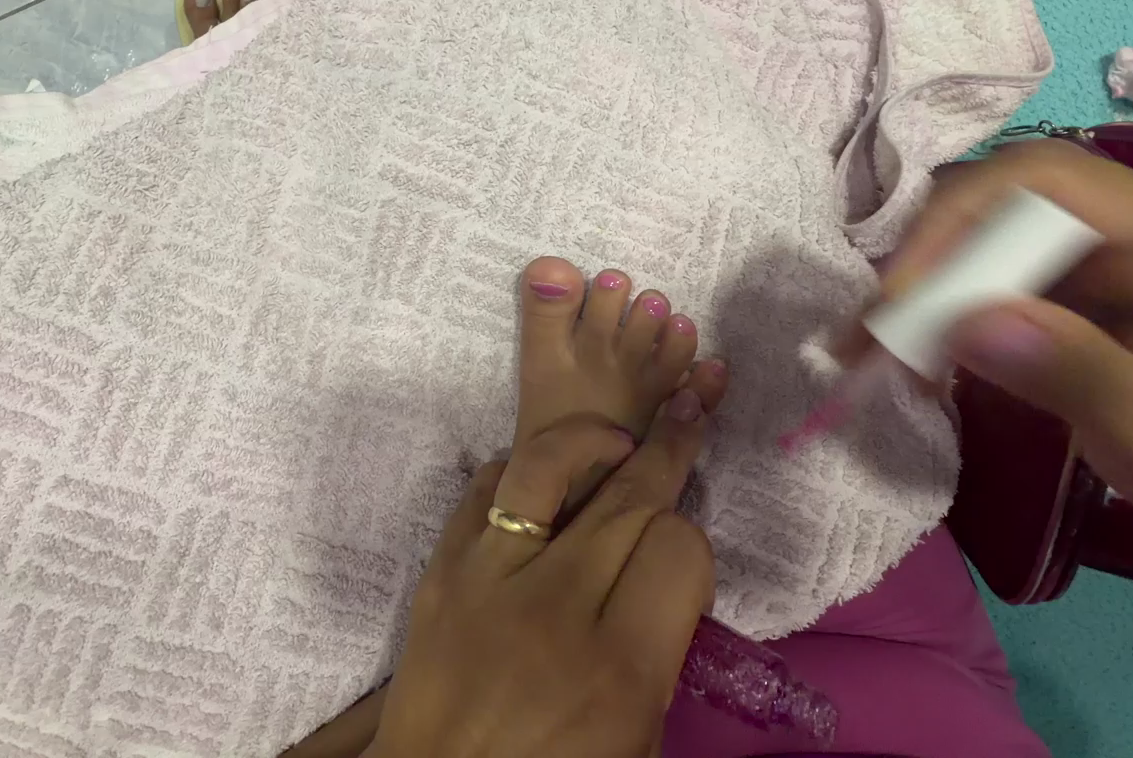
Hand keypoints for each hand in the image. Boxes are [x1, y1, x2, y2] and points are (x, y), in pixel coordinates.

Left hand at [364, 391, 717, 757]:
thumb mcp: (638, 735)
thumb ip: (660, 643)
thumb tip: (663, 559)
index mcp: (618, 668)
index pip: (679, 548)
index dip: (690, 545)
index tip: (679, 561)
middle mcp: (554, 607)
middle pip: (628, 497)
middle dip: (669, 448)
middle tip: (687, 408)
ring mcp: (488, 575)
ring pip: (551, 464)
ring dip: (592, 438)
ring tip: (616, 438)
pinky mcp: (441, 564)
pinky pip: (487, 484)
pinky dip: (521, 471)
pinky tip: (541, 483)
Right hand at [870, 139, 1132, 553]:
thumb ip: (1083, 377)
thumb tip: (968, 323)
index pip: (1047, 179)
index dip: (957, 216)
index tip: (902, 292)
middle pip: (1000, 205)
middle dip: (927, 263)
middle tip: (872, 333)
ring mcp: (1103, 256)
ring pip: (984, 241)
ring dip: (925, 292)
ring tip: (880, 352)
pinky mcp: (1074, 287)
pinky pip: (990, 277)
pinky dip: (944, 313)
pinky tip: (922, 355)